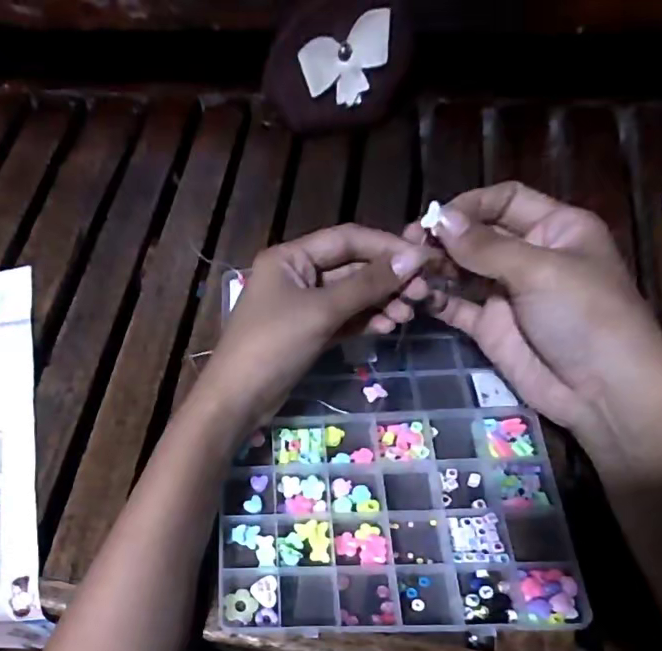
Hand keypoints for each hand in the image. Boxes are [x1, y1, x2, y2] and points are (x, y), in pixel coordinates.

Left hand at [192, 223, 429, 429]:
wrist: (238, 399)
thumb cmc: (273, 346)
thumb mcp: (321, 311)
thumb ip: (366, 285)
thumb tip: (413, 260)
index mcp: (291, 257)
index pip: (347, 239)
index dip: (387, 247)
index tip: (423, 259)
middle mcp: (297, 275)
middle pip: (352, 268)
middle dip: (387, 280)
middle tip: (422, 294)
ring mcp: (303, 306)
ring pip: (351, 296)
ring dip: (380, 303)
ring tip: (407, 316)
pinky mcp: (308, 334)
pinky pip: (344, 320)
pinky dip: (365, 322)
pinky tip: (388, 327)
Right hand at [394, 182, 661, 481]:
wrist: (601, 389)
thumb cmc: (585, 315)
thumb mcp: (541, 271)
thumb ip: (487, 247)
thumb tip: (440, 219)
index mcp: (556, 228)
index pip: (506, 200)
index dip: (470, 205)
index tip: (434, 218)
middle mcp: (529, 255)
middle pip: (478, 236)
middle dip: (444, 238)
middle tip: (405, 246)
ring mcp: (507, 295)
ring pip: (463, 271)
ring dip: (435, 268)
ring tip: (405, 271)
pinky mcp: (490, 329)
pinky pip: (457, 307)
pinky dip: (436, 299)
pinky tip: (414, 295)